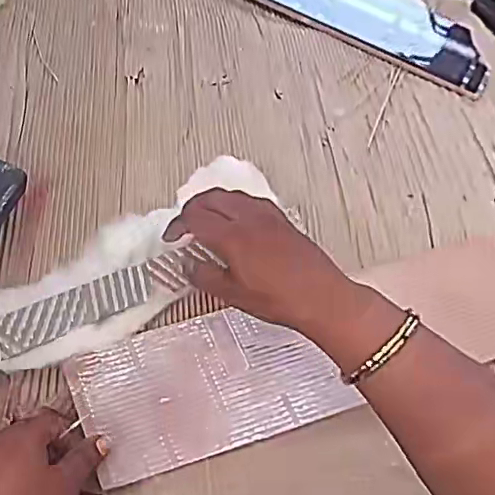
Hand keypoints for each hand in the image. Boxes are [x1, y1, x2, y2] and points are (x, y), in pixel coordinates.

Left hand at [0, 410, 105, 494]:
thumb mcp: (66, 484)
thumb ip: (84, 459)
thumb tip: (100, 441)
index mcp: (24, 432)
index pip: (53, 419)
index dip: (71, 436)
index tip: (80, 458)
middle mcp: (1, 437)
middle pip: (34, 433)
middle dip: (53, 451)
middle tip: (67, 477)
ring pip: (17, 451)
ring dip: (35, 465)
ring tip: (47, 493)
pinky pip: (2, 467)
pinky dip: (16, 477)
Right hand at [163, 189, 360, 336]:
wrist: (322, 299)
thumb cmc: (283, 299)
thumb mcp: (233, 295)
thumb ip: (205, 276)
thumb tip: (189, 267)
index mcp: (233, 237)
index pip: (194, 217)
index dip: (177, 226)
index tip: (172, 237)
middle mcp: (250, 219)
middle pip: (210, 198)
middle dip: (191, 209)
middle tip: (183, 226)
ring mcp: (268, 217)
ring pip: (230, 195)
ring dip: (212, 204)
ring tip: (205, 220)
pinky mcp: (281, 220)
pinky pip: (249, 201)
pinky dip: (233, 205)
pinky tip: (234, 220)